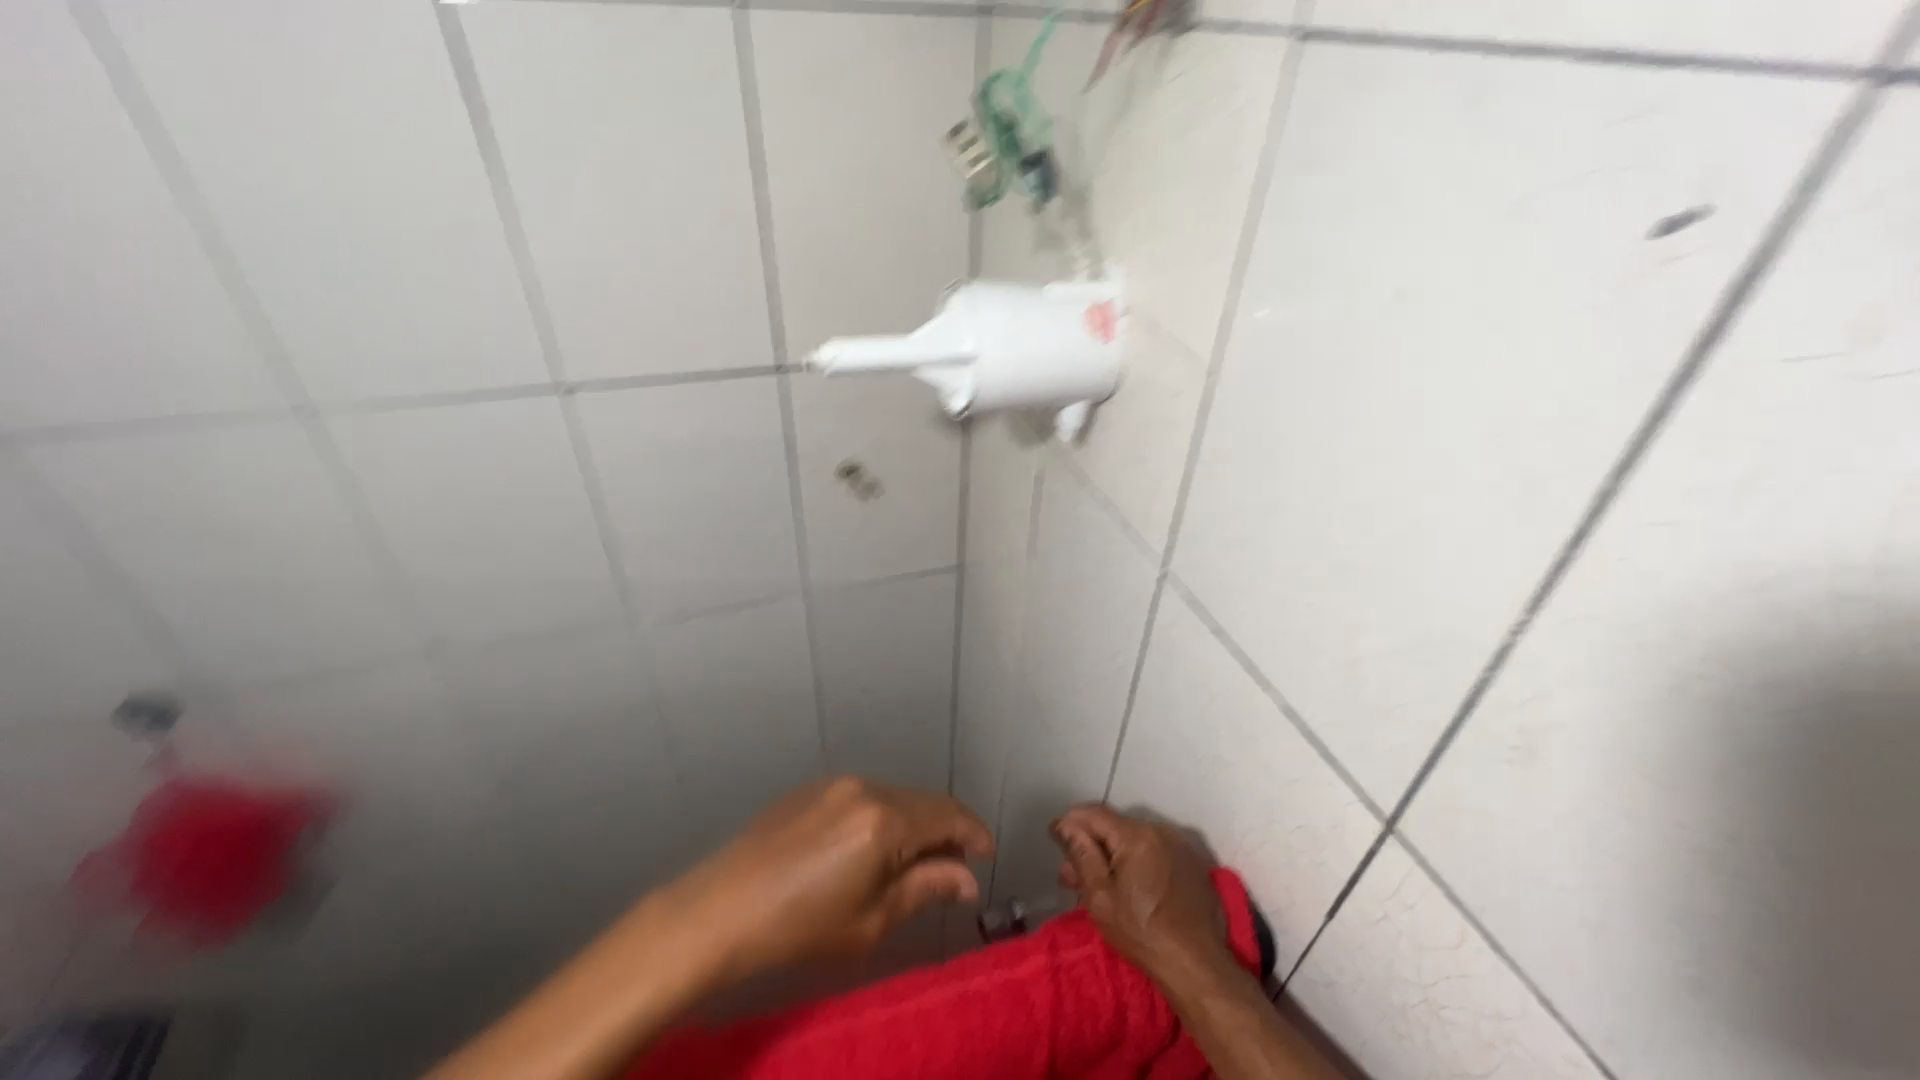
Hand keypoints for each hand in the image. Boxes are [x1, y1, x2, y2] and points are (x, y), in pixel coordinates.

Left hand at [668, 776, 993, 981]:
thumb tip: (967, 879)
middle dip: (946, 829)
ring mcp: (833, 784)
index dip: (974, 833)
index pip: (948, 815)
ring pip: (892, 797)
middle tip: (955, 866)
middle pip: (923, 801)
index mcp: (884, 819)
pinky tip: (871, 848)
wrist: (721, 910)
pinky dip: (881, 817)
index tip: (987, 855)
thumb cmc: (802, 925)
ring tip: (913, 861)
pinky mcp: (809, 789)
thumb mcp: (872, 919)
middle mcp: (864, 788)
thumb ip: (926, 887)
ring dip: (912, 823)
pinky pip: (862, 797)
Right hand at [1052, 804, 1227, 979]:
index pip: (1094, 814)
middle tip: (1070, 875)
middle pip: (1115, 827)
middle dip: (1090, 845)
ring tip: (1097, 884)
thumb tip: (1065, 825)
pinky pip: (1155, 852)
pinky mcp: (1192, 865)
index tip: (1054, 837)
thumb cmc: (1141, 932)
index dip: (1070, 823)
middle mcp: (1161, 831)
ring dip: (1113, 855)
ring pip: (1135, 840)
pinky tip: (1128, 888)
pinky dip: (1136, 863)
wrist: (1196, 964)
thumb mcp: (1100, 896)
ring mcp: (1180, 847)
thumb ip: (1081, 854)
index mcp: (1137, 835)